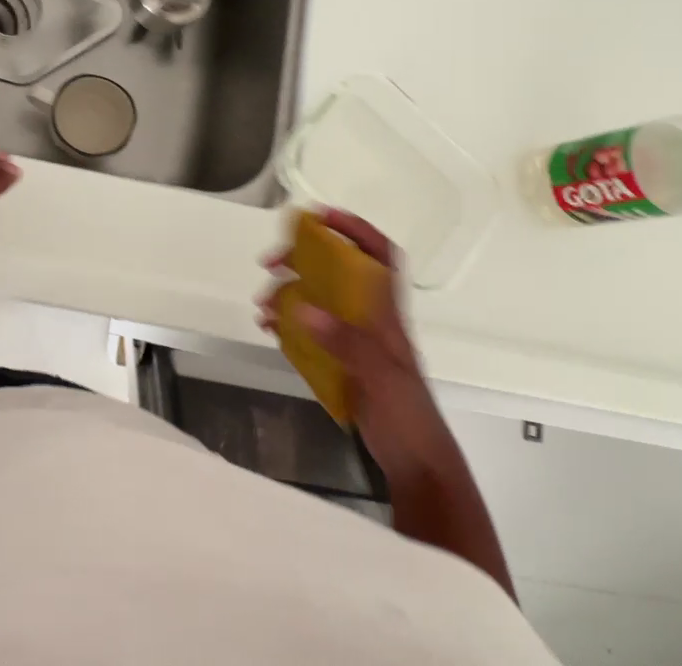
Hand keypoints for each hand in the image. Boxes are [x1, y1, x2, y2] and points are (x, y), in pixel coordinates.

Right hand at [258, 208, 452, 472]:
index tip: (319, 218)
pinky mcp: (344, 364)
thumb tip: (304, 308)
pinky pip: (311, 333)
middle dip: (305, 260)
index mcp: (388, 314)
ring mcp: (357, 342)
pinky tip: (270, 328)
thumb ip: (346, 342)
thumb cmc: (409, 417)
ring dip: (290, 293)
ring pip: (321, 301)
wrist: (418, 464)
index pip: (379, 255)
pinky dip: (288, 324)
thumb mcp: (380, 376)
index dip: (354, 229)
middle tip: (271, 263)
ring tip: (263, 302)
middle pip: (340, 272)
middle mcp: (372, 320)